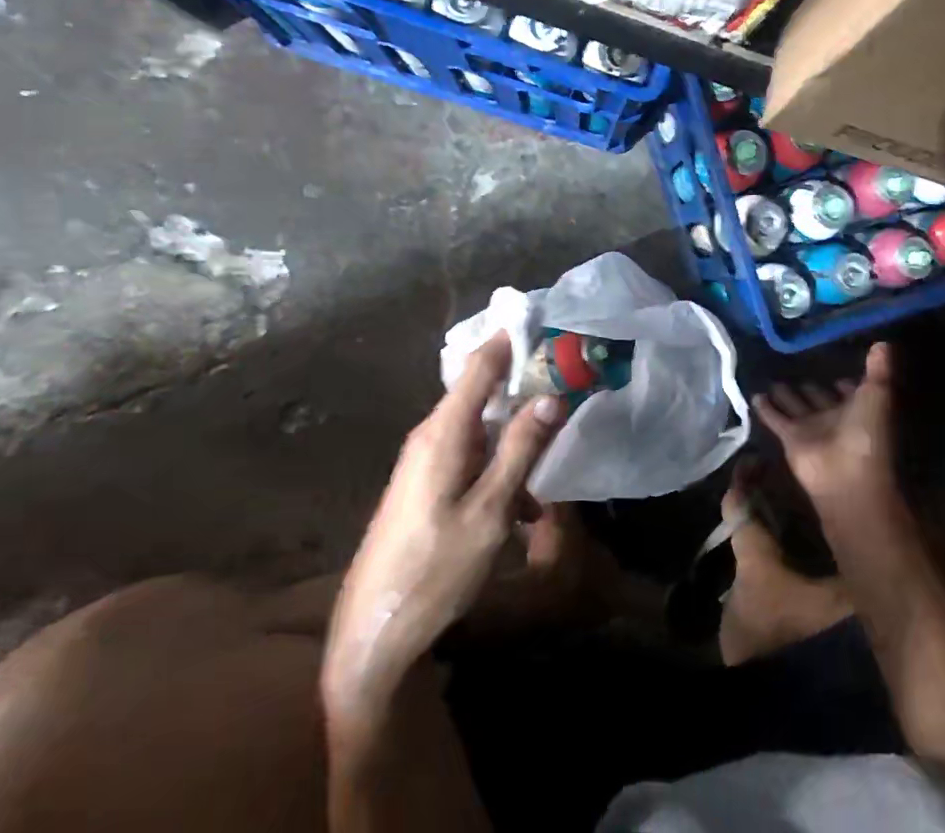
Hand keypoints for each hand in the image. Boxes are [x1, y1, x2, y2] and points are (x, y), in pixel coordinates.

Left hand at [322, 334, 563, 719]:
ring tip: (553, 461)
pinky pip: (469, 460)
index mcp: (443, 433)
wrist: (376, 627)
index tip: (542, 318)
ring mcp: (424, 462)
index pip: (479, 366)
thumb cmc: (436, 568)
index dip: (508, 339)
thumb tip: (551, 398)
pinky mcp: (425, 486)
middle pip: (482, 395)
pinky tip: (523, 508)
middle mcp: (430, 437)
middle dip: (524, 389)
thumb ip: (520, 451)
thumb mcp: (490, 511)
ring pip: (480, 432)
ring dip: (515, 442)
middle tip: (569, 385)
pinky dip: (498, 471)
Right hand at [754, 342, 896, 506]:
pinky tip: (754, 394)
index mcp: (857, 408)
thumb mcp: (877, 394)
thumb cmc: (867, 433)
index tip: (834, 369)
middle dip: (809, 386)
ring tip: (772, 380)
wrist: (846, 474)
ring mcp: (810, 428)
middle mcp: (833, 417)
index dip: (844, 383)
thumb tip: (883, 341)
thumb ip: (878, 370)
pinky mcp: (789, 437)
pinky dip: (764, 408)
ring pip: (794, 406)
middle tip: (794, 370)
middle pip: (818, 398)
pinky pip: (774, 419)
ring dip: (785, 395)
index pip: (849, 391)